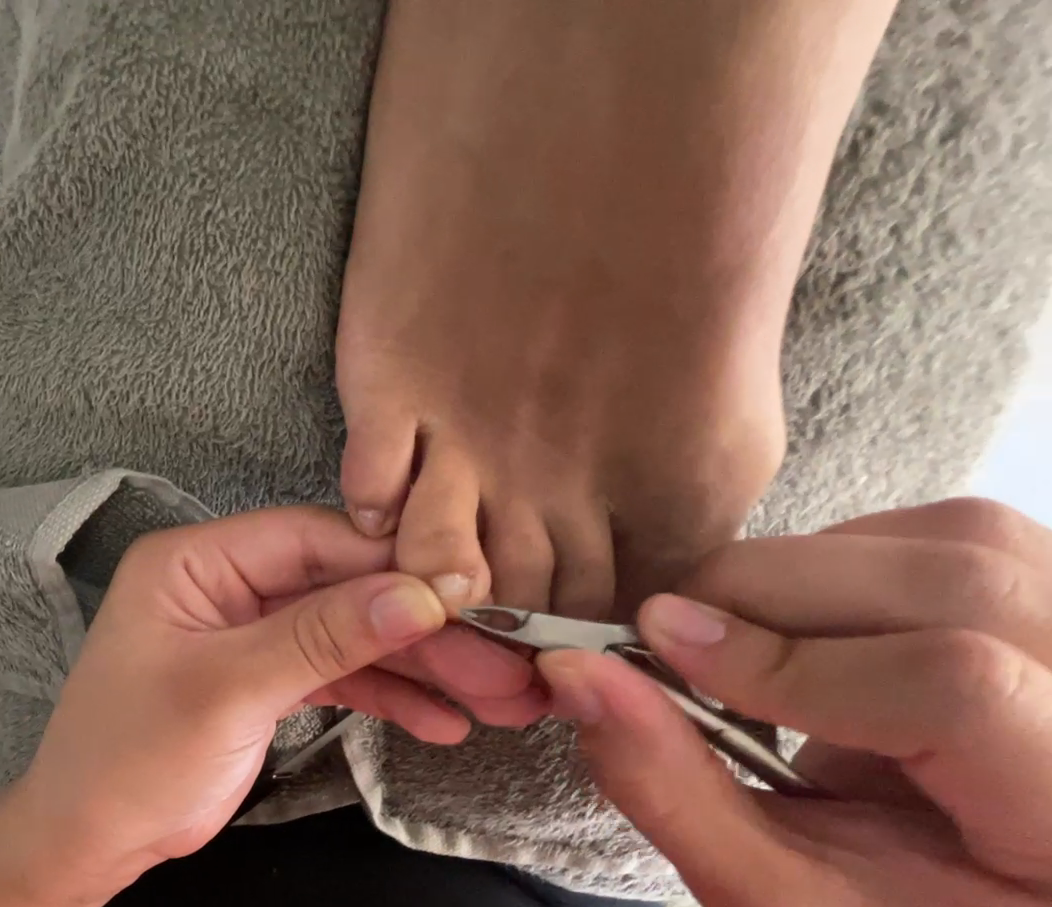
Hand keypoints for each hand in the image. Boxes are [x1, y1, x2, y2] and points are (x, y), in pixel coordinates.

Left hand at [12, 506, 531, 898]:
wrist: (91, 837)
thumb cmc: (134, 756)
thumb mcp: (226, 691)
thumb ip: (321, 638)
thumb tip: (423, 596)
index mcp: (194, 561)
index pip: (309, 539)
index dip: (391, 563)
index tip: (474, 595)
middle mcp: (223, 583)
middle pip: (340, 588)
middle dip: (420, 626)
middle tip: (505, 663)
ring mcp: (247, 631)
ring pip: (347, 632)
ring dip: (419, 665)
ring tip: (499, 700)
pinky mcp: (263, 678)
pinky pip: (335, 674)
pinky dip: (385, 695)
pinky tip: (442, 722)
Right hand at [336, 0, 892, 615]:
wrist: (613, 62)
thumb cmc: (699, 185)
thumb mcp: (736, 367)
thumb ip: (684, 475)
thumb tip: (642, 548)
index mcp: (686, 470)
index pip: (633, 604)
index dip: (606, 637)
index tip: (578, 641)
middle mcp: (570, 468)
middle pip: (535, 599)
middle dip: (522, 637)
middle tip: (498, 643)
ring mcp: (467, 428)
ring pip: (443, 566)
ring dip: (440, 591)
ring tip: (436, 592)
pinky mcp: (387, 378)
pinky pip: (370, 488)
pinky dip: (376, 512)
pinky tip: (385, 504)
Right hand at [538, 498, 1051, 906]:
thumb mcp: (776, 901)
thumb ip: (668, 789)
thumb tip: (571, 669)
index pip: (956, 690)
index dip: (783, 661)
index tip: (649, 648)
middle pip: (954, 585)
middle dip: (766, 593)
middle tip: (668, 637)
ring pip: (955, 539)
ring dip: (800, 574)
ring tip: (740, 643)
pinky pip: (946, 531)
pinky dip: (836, 561)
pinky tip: (808, 630)